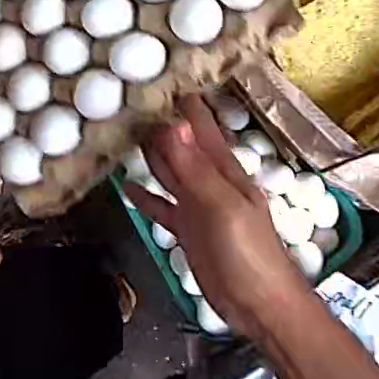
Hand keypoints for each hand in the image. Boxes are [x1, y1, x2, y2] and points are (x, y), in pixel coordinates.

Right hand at [124, 95, 313, 335]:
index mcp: (221, 166)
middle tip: (124, 96)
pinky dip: (145, 194)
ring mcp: (196, 202)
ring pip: (168, 168)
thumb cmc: (247, 252)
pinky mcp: (186, 227)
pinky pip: (161, 204)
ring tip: (119, 130)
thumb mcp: (219, 205)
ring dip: (148, 151)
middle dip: (157, 119)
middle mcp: (207, 177)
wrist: (260, 307)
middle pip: (179, 141)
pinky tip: (125, 185)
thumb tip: (173, 121)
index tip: (155, 71)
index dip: (180, 97)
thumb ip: (193, 166)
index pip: (198, 121)